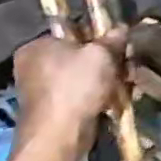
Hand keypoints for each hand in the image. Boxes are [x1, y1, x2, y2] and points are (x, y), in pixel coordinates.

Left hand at [14, 31, 123, 150]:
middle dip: (108, 59)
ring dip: (107, 77)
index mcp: (37, 45)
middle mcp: (33, 63)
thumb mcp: (102, 53)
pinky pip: (80, 90)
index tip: (120, 44)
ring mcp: (40, 87)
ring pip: (83, 73)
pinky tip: (114, 97)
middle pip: (81, 53)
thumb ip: (113, 38)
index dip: (101, 35)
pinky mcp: (51, 105)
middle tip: (126, 66)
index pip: (74, 30)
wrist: (59, 133)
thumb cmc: (76, 85)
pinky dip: (97, 92)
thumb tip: (120, 27)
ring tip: (126, 84)